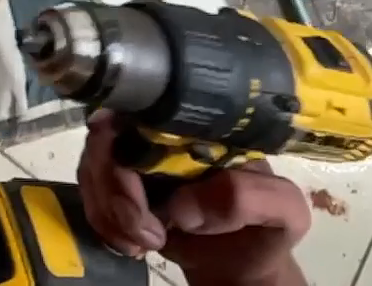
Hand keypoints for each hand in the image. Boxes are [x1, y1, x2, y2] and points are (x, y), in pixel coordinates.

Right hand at [77, 112, 309, 285]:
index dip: (117, 124)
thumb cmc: (263, 231)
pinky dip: (102, 223)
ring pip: (91, 164)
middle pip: (105, 135)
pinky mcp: (114, 185)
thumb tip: (182, 205)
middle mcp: (153, 130)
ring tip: (144, 243)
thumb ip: (250, 197)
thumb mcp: (283, 212)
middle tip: (144, 231)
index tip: (118, 160)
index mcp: (190, 123)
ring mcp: (130, 156)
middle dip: (114, 186)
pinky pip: (88, 193)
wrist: (238, 269)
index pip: (141, 102)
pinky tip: (129, 243)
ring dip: (109, 211)